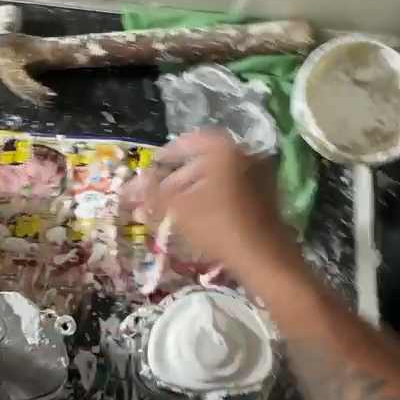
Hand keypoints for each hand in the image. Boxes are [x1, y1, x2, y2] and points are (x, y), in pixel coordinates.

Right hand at [134, 129, 299, 281]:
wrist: (264, 258)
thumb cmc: (219, 227)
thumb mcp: (179, 209)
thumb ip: (152, 192)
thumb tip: (133, 183)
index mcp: (225, 150)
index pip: (191, 142)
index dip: (168, 153)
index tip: (153, 165)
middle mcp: (245, 154)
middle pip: (205, 161)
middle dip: (179, 177)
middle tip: (160, 193)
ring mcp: (260, 175)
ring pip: (219, 176)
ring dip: (195, 188)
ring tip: (176, 208)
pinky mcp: (267, 195)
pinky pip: (233, 188)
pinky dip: (214, 196)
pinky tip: (200, 216)